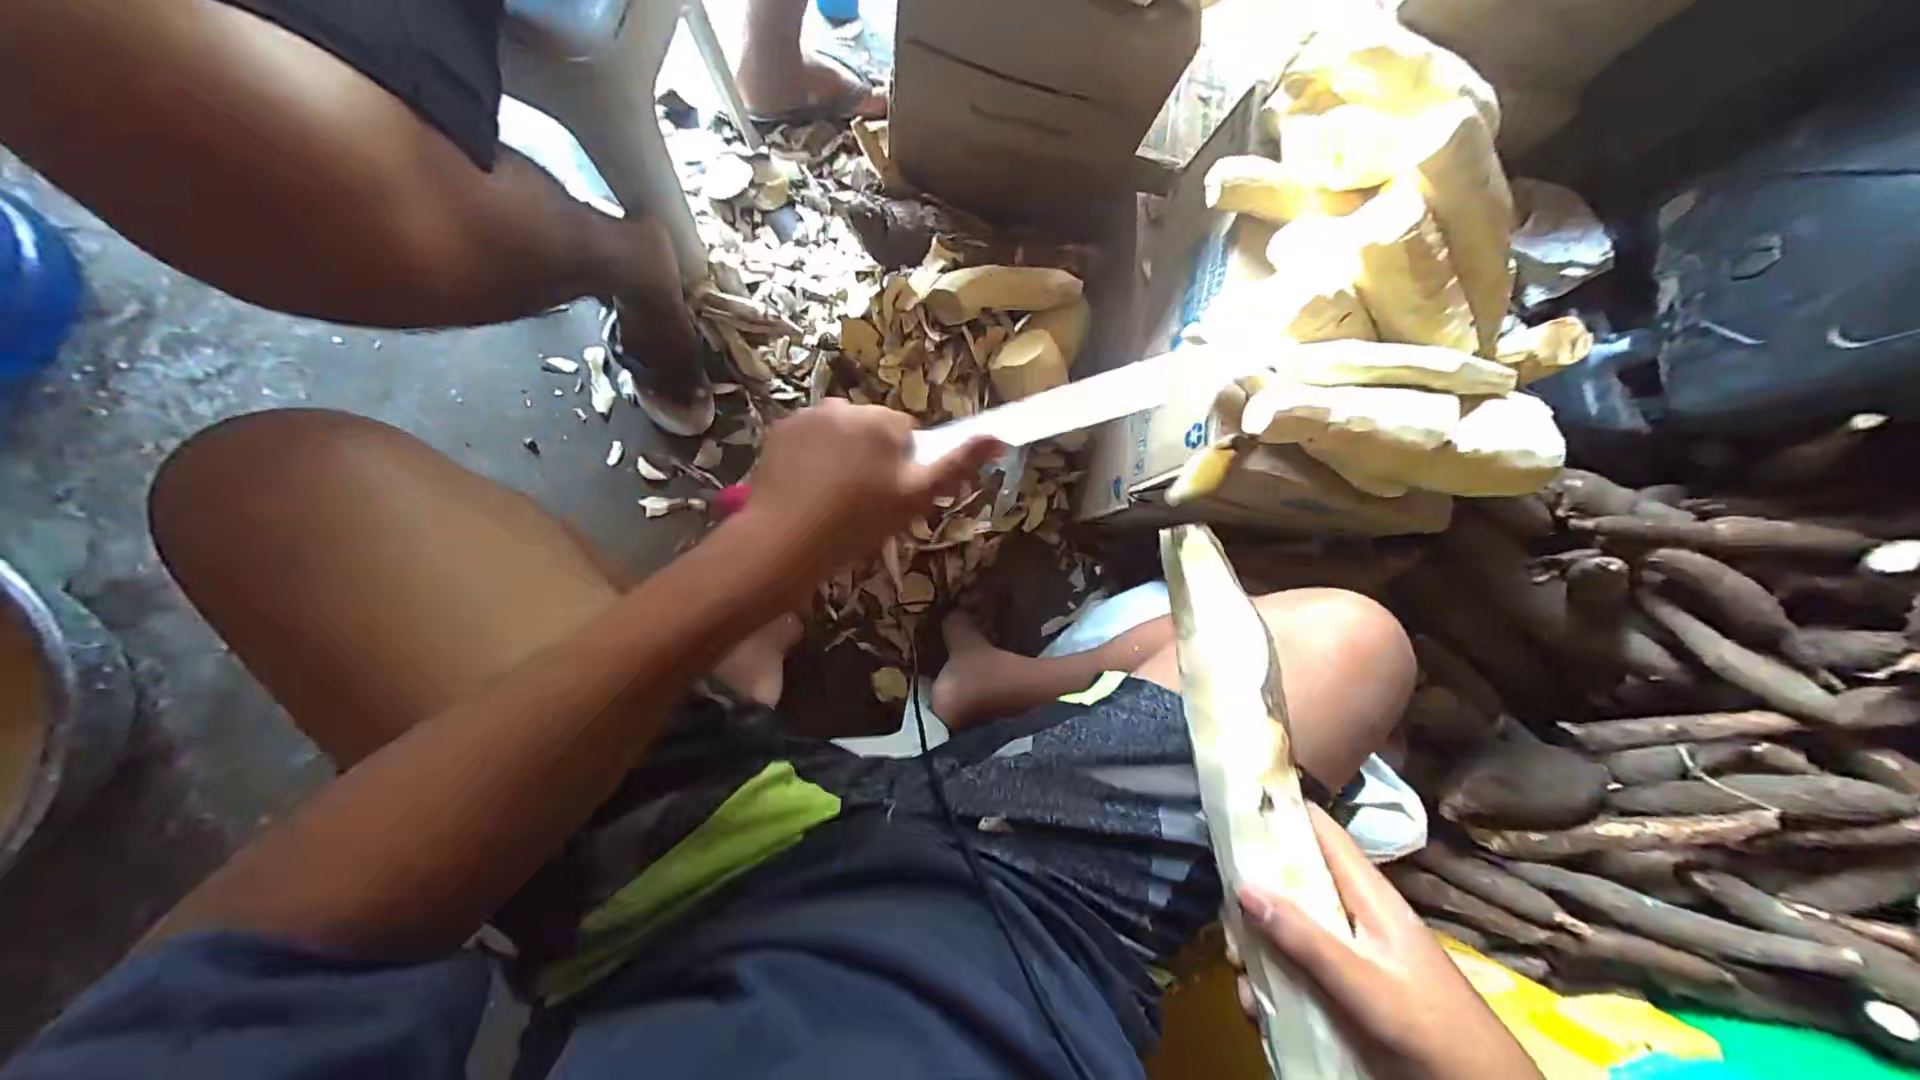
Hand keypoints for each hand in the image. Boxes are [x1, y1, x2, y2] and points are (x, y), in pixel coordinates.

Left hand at [739, 399, 1000, 587]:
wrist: (785, 540)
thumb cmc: (857, 523)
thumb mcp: (915, 498)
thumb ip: (957, 465)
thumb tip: (999, 437)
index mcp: (884, 421)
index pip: (907, 432)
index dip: (903, 464)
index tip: (890, 494)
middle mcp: (847, 406)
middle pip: (871, 427)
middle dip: (871, 453)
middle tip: (861, 498)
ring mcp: (809, 415)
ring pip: (839, 430)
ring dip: (841, 451)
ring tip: (831, 495)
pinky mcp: (780, 429)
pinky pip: (808, 435)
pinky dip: (811, 453)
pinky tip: (806, 486)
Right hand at [1235, 806, 1542, 1079]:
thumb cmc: (1432, 1031)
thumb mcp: (1365, 987)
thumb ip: (1306, 940)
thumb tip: (1242, 886)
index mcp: (1366, 894)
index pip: (1319, 829)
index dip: (1279, 810)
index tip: (1232, 807)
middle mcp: (1352, 912)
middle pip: (1290, 879)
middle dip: (1252, 897)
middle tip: (1229, 923)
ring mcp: (1348, 950)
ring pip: (1285, 926)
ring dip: (1256, 948)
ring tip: (1241, 975)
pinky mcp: (1344, 985)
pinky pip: (1294, 966)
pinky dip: (1271, 982)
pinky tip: (1258, 1006)